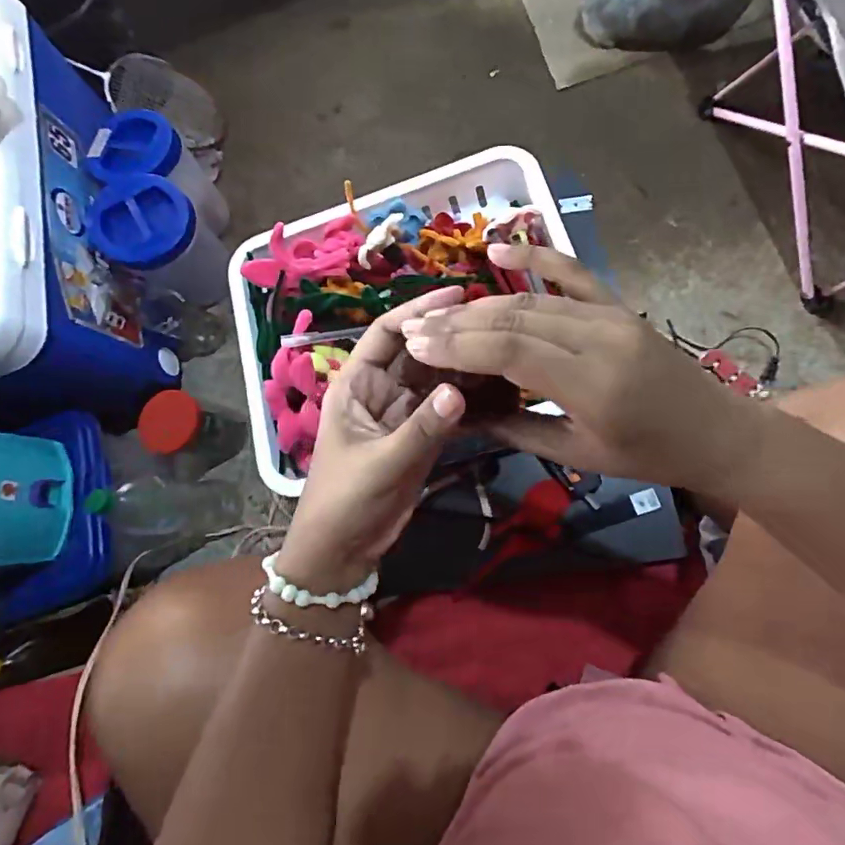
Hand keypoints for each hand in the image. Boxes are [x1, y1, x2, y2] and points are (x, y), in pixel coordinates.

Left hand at [278, 286, 468, 591]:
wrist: (343, 550)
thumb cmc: (345, 501)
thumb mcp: (381, 463)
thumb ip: (422, 428)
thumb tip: (460, 389)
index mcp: (356, 384)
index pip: (385, 334)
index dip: (416, 311)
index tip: (455, 294)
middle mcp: (381, 390)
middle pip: (417, 351)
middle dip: (448, 333)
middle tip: (492, 317)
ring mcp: (403, 413)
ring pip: (436, 377)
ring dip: (463, 363)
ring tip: (501, 345)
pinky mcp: (420, 435)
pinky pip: (447, 407)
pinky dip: (468, 397)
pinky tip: (498, 386)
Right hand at [397, 245, 757, 491]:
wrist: (714, 431)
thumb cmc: (649, 456)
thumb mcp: (579, 456)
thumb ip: (519, 430)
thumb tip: (464, 410)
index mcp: (591, 385)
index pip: (508, 350)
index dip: (457, 344)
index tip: (416, 343)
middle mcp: (599, 339)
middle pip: (513, 318)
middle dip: (458, 323)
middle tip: (414, 328)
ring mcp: (611, 316)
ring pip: (532, 299)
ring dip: (481, 303)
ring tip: (439, 312)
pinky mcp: (619, 306)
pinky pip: (573, 273)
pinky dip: (535, 256)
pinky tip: (498, 248)